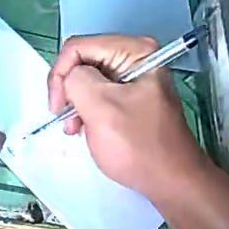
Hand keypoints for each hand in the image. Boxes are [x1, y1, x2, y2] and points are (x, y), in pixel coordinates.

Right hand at [47, 35, 209, 202]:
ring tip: (77, 129)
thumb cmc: (138, 146)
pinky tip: (87, 130)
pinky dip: (88, 112)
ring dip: (76, 104)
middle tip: (66, 119)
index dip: (61, 74)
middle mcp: (137, 60)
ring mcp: (136, 81)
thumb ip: (76, 80)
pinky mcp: (133, 101)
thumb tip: (69, 78)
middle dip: (69, 90)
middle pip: (84, 62)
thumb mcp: (100, 107)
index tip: (57, 106)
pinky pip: (100, 97)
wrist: (170, 180)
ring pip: (89, 82)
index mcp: (135, 51)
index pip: (78, 47)